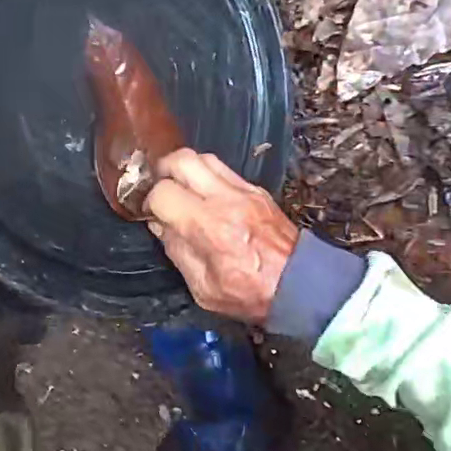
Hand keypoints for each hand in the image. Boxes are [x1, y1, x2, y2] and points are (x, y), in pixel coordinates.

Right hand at [146, 149, 296, 325]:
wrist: (301, 284)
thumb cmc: (253, 293)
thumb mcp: (203, 288)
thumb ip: (178, 252)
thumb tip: (160, 226)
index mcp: (209, 226)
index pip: (163, 192)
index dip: (149, 202)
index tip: (151, 214)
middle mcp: (226, 200)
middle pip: (182, 159)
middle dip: (164, 172)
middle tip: (161, 191)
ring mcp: (245, 191)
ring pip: (204, 157)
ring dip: (187, 170)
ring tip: (183, 191)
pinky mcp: (258, 191)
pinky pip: (225, 170)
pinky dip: (209, 177)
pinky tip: (207, 198)